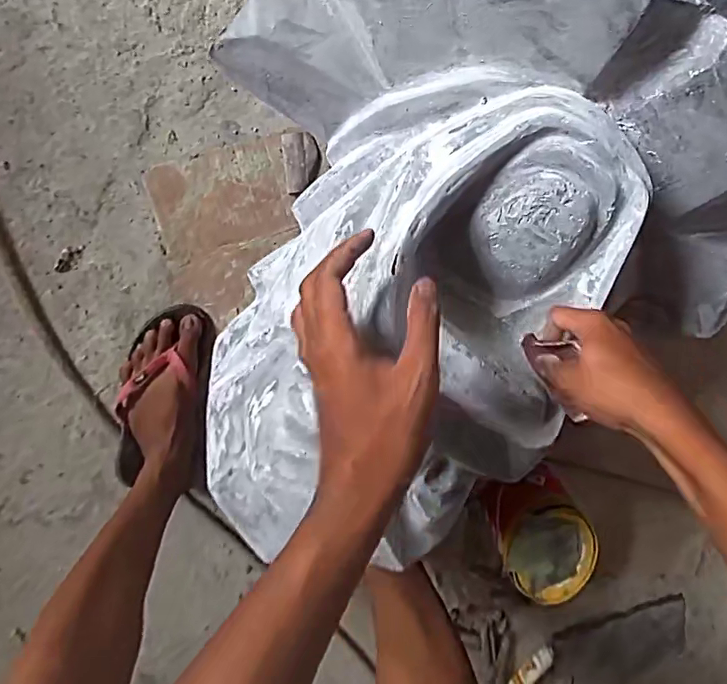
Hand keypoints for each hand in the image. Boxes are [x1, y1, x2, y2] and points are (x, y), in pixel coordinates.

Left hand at [292, 230, 440, 515]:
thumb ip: (421, 326)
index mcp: (334, 341)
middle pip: (307, 288)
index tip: (369, 237)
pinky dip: (322, 303)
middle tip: (360, 247)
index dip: (344, 251)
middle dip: (331, 260)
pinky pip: (309, 325)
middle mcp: (316, 346)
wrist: (356, 489)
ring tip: (349, 269)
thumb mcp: (417, 379)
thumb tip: (423, 283)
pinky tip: (345, 312)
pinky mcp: (319, 377)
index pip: (326, 279)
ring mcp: (314, 363)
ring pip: (303, 307)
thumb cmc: (387, 436)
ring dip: (322, 280)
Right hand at [522, 307, 688, 435]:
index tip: (544, 358)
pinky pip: (610, 360)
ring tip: (577, 392)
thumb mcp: (569, 381)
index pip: (556, 315)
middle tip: (558, 378)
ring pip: (593, 348)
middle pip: (575, 332)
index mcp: (593, 321)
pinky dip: (599, 374)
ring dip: (580, 367)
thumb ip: (547, 366)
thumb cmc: (613, 391)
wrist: (661, 415)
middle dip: (563, 354)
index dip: (544, 336)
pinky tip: (599, 397)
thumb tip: (539, 357)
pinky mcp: (641, 361)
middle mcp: (613, 325)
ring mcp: (629, 342)